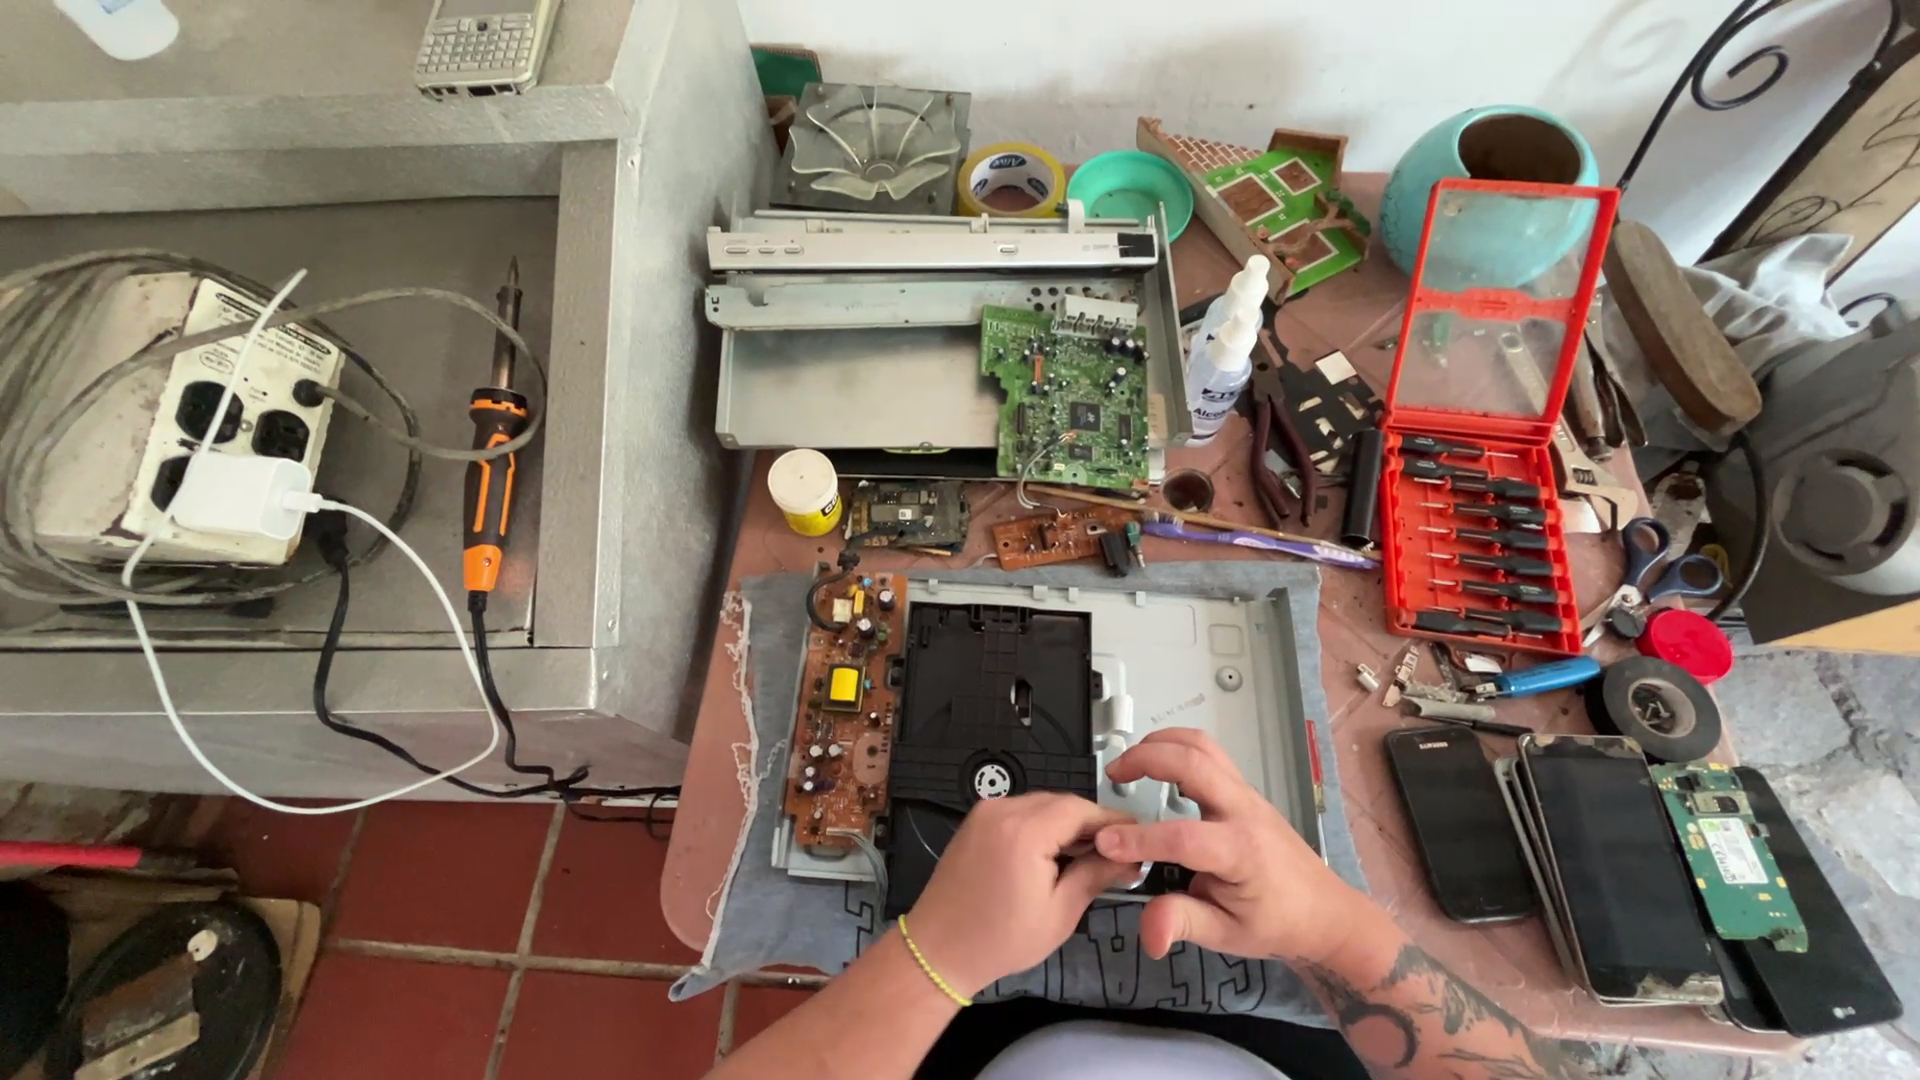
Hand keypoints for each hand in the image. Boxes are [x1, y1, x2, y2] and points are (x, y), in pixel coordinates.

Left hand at [904, 793, 1136, 996]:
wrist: (938, 948)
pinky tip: (1053, 853)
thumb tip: (1127, 859)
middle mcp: (1003, 809)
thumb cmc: (999, 939)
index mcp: (1024, 831)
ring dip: (1066, 824)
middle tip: (1115, 853)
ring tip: (1087, 857)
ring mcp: (986, 811)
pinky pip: (1020, 811)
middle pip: (1061, 803)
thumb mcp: (1059, 913)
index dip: (1111, 821)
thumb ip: (1094, 876)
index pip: (1080, 808)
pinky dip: (1041, 825)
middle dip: (1090, 824)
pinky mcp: (977, 819)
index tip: (1136, 837)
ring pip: (1041, 804)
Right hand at [1093, 728, 1364, 964]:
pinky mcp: (1243, 788)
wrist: (1325, 912)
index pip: (1183, 837)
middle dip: (1146, 759)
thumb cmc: (1276, 924)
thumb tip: (1148, 933)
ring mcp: (1246, 793)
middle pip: (1193, 762)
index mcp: (1241, 852)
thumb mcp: (1227, 934)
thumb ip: (1183, 923)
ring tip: (1129, 762)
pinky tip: (1156, 766)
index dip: (1140, 839)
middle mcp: (1244, 811)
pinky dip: (1176, 747)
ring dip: (1160, 743)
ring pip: (1202, 745)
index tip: (1105, 843)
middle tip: (1113, 774)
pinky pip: (1208, 752)